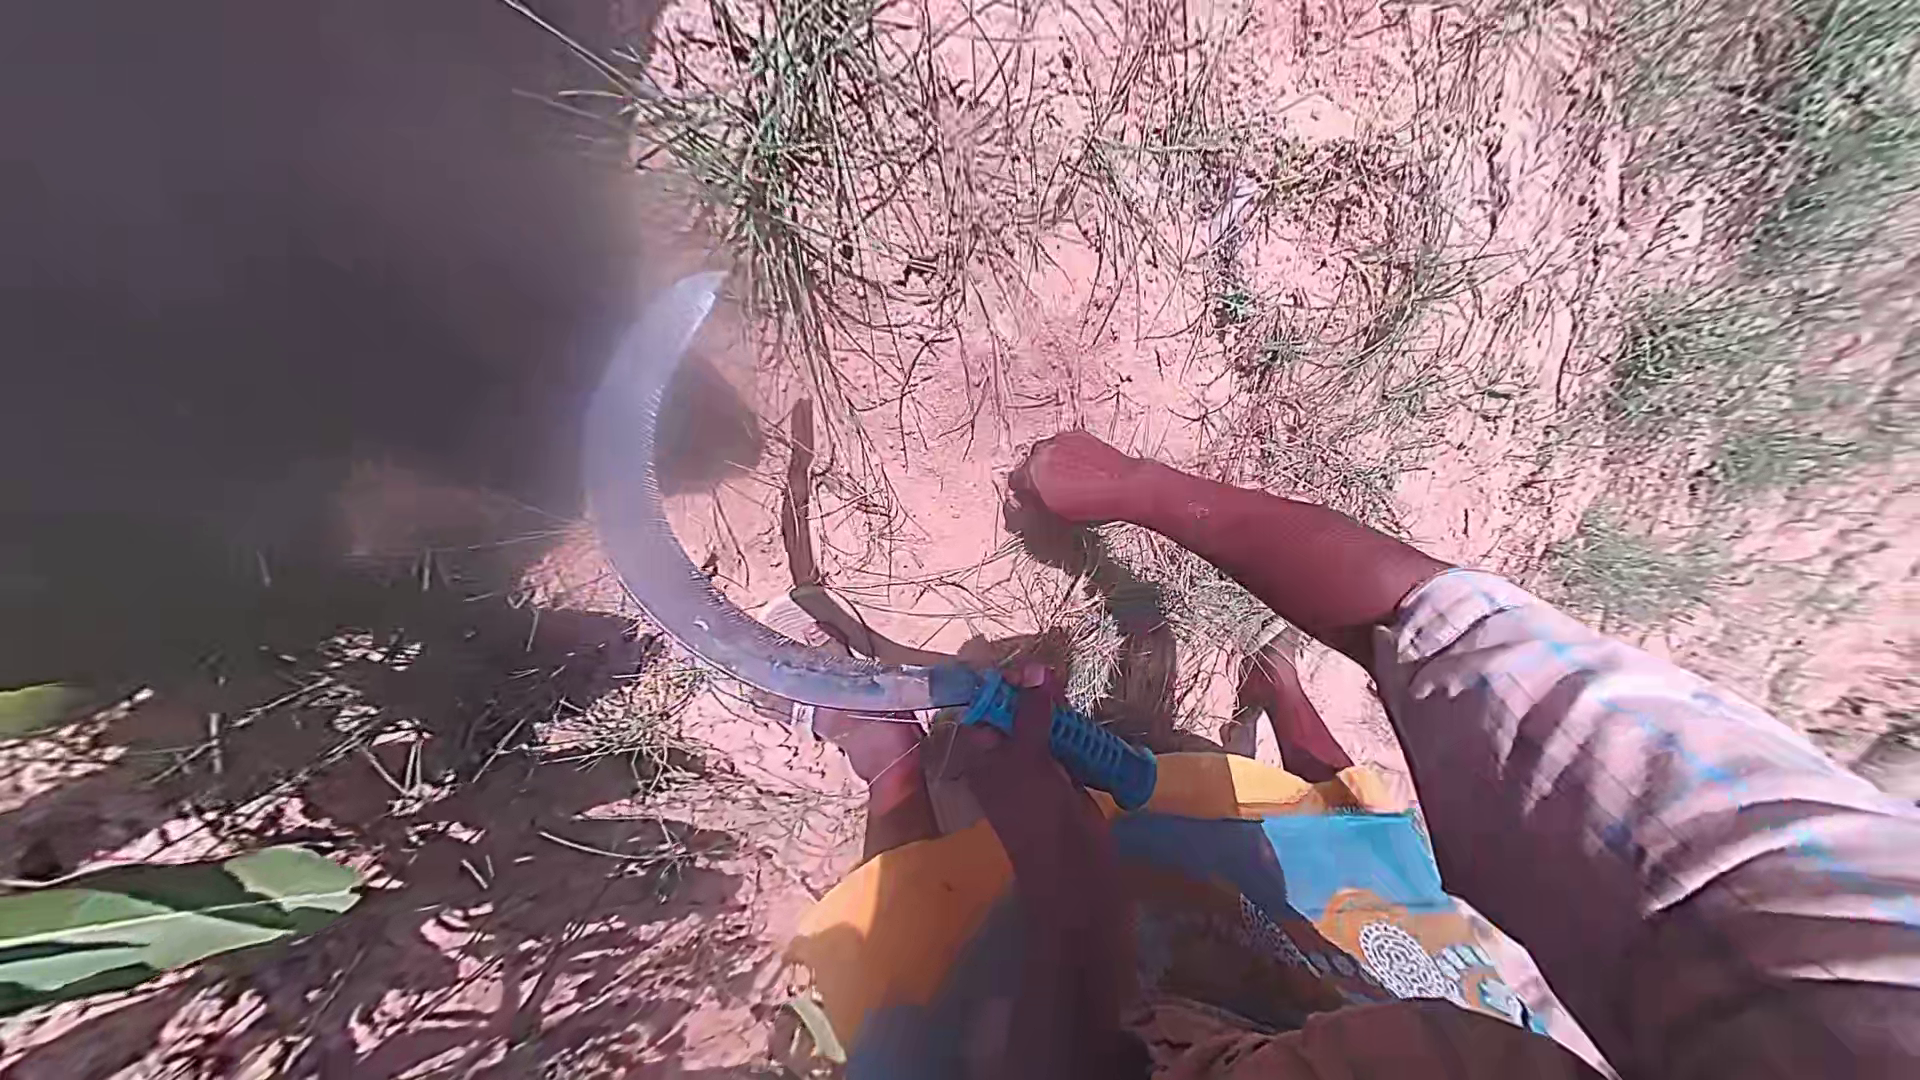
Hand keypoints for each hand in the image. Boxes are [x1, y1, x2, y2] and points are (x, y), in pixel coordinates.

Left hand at [953, 666, 1119, 905]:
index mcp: (983, 757)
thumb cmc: (1037, 813)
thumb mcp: (1027, 758)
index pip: (986, 710)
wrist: (1076, 870)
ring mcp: (1034, 767)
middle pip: (1014, 713)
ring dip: (1052, 705)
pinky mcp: (1062, 775)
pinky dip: (1071, 726)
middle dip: (1029, 692)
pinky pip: (1064, 741)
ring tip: (1062, 683)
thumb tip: (1035, 670)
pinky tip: (1076, 710)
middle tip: (1049, 673)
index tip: (1023, 669)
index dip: (1001, 687)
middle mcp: (1004, 759)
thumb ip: (1030, 713)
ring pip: (1041, 725)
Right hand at [1008, 431, 1147, 524]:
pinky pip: (1063, 444)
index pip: (1015, 481)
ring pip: (1045, 451)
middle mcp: (1042, 452)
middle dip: (1034, 475)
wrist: (1124, 486)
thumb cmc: (1093, 503)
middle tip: (1046, 489)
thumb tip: (1029, 503)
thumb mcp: (1055, 514)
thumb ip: (1035, 504)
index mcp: (1031, 474)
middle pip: (1029, 462)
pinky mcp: (1077, 435)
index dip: (1021, 491)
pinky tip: (1078, 467)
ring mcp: (1060, 441)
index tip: (1026, 496)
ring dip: (1050, 462)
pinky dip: (1066, 454)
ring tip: (1064, 478)